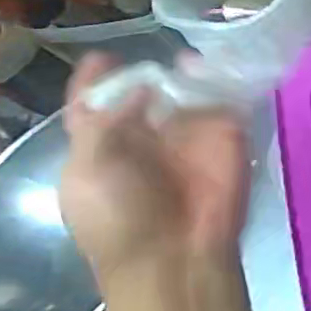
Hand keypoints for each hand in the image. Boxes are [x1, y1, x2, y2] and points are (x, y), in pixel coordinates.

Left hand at [57, 54, 250, 281]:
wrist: (175, 256)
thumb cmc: (118, 218)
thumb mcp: (86, 172)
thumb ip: (102, 121)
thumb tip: (141, 87)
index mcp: (103, 145)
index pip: (94, 103)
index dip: (93, 80)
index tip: (101, 56)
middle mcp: (145, 133)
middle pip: (142, 86)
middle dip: (145, 68)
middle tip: (150, 54)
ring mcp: (186, 129)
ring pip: (184, 85)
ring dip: (184, 69)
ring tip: (185, 62)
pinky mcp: (224, 128)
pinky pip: (223, 93)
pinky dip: (220, 75)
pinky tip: (211, 68)